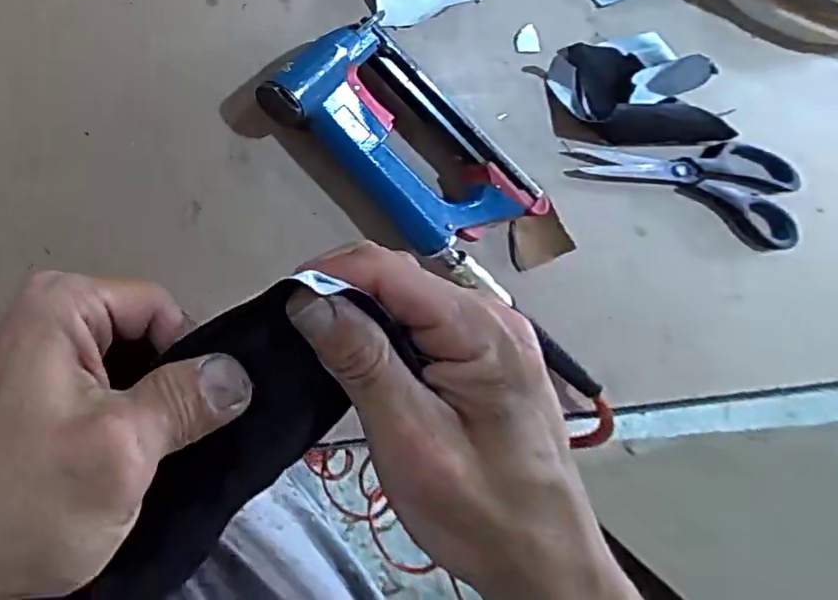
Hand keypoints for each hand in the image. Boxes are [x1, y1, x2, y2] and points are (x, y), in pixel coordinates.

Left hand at [0, 271, 251, 598]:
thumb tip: (239, 374)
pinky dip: (126, 417)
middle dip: (168, 384)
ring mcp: (44, 349)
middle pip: (145, 333)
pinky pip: (106, 385)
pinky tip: (130, 457)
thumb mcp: (119, 448)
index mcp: (65, 301)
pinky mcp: (43, 386)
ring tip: (156, 454)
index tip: (201, 414)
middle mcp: (52, 310)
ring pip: (129, 363)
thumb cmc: (26, 499)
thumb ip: (183, 402)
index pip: (159, 308)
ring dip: (149, 407)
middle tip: (179, 441)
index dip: (188, 356)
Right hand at [288, 244, 634, 599]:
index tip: (287, 298)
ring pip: (406, 293)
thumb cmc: (483, 515)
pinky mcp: (485, 349)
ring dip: (360, 306)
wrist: (549, 571)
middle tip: (299, 324)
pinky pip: (421, 316)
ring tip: (323, 337)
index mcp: (481, 329)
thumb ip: (361, 362)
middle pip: (398, 274)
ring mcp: (491, 330)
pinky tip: (364, 350)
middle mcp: (490, 314)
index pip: (389, 269)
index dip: (331, 271)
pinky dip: (383, 324)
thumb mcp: (411, 440)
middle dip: (341, 288)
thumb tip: (308, 299)